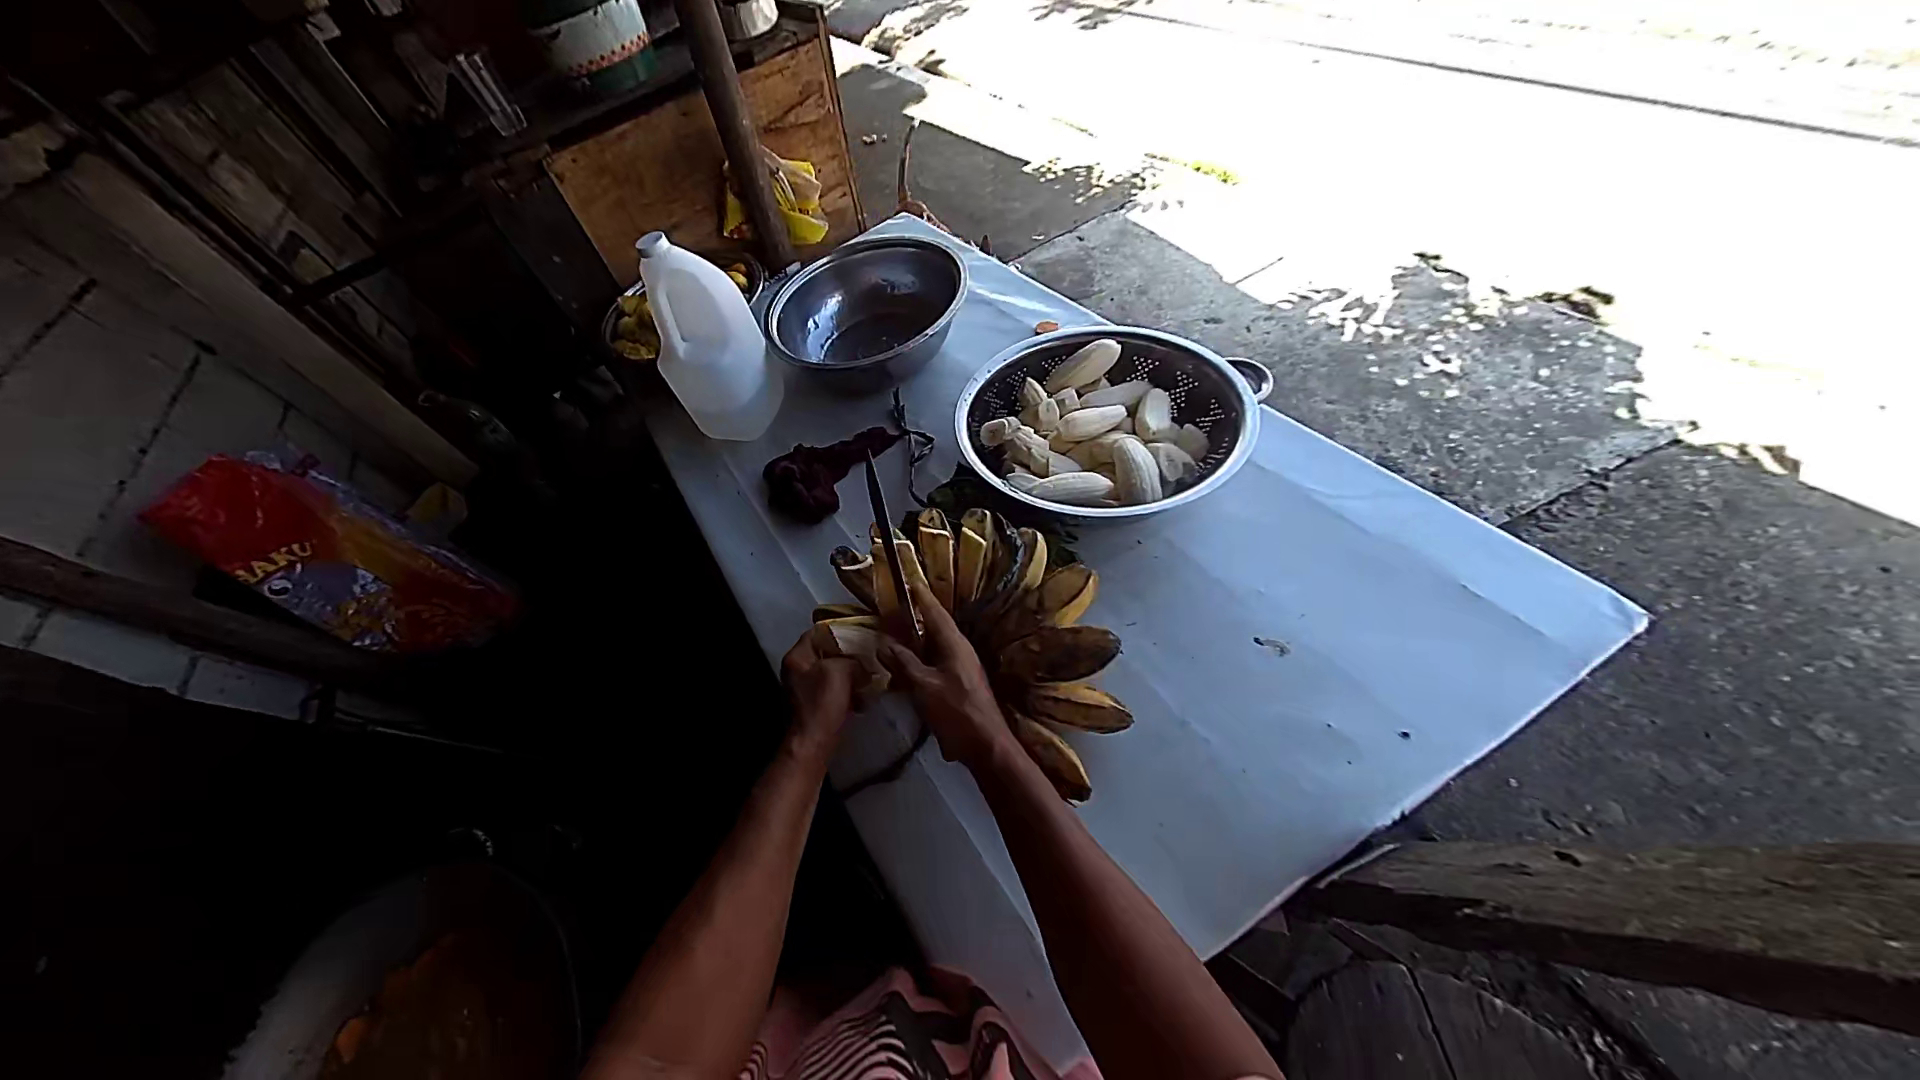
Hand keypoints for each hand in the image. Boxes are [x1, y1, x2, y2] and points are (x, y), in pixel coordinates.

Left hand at [782, 630, 860, 754]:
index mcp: (797, 657)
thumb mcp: (839, 671)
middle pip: (827, 651)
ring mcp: (806, 687)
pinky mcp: (816, 703)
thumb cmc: (822, 703)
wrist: (813, 742)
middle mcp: (798, 669)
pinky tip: (863, 694)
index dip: (840, 630)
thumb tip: (862, 664)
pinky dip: (849, 689)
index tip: (861, 632)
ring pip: (834, 670)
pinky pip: (836, 688)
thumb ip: (851, 659)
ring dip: (852, 673)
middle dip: (849, 653)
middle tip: (869, 653)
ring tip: (870, 674)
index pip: (818, 632)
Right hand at [876, 576, 1016, 771]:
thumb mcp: (924, 687)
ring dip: (915, 641)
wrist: (986, 746)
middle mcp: (960, 651)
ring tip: (894, 635)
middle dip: (914, 618)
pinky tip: (906, 668)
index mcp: (955, 644)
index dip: (921, 597)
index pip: (935, 612)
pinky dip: (920, 660)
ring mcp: (962, 668)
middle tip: (892, 609)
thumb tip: (883, 642)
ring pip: (935, 646)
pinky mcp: (960, 684)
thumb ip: (903, 663)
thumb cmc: (957, 713)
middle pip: (934, 627)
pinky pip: (936, 663)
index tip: (909, 581)